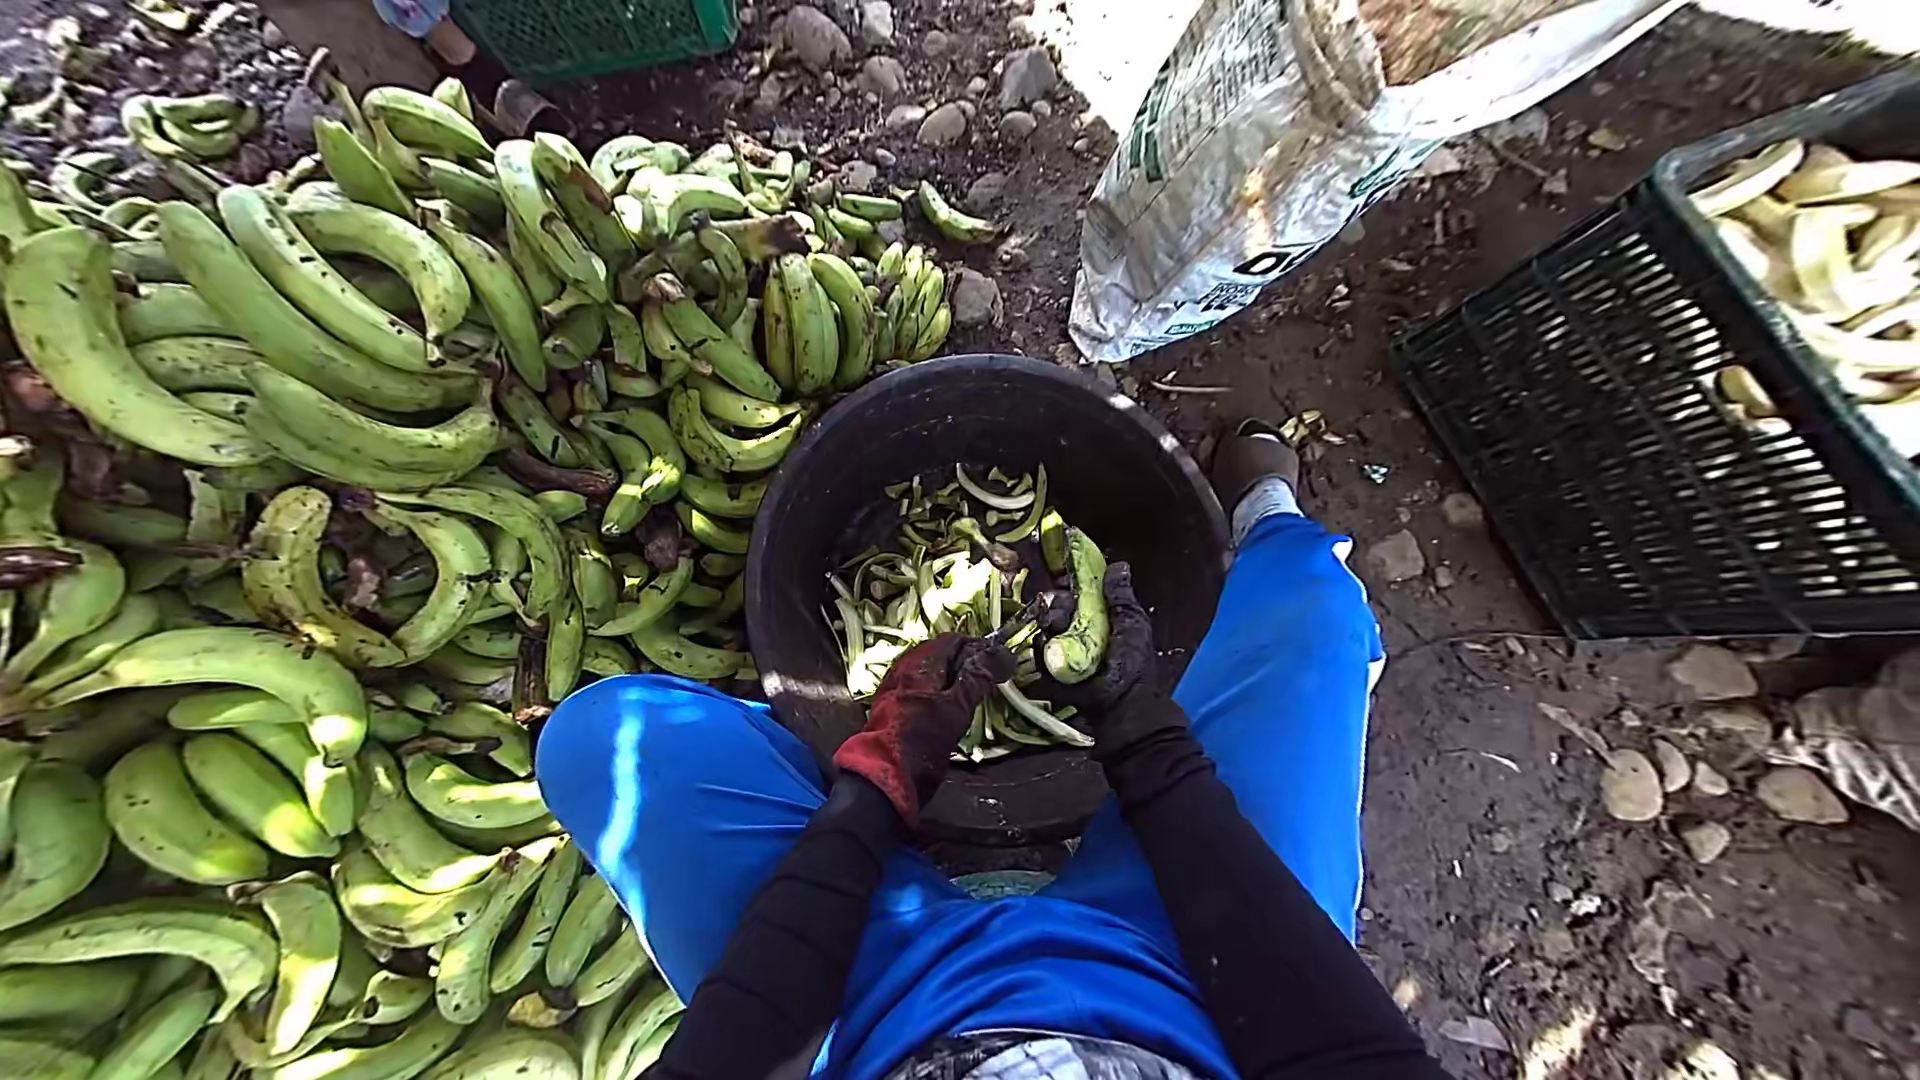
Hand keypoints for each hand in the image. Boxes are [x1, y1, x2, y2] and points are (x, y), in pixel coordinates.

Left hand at [833, 633, 1014, 823]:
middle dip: (965, 664)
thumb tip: (999, 655)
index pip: (954, 640)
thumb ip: (977, 679)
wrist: (884, 778)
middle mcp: (903, 669)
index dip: (978, 647)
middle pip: (941, 654)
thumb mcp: (957, 708)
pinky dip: (937, 693)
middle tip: (986, 680)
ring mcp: (895, 688)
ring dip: (951, 680)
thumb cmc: (922, 741)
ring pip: (930, 673)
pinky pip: (920, 690)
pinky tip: (948, 711)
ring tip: (971, 696)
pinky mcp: (892, 708)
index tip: (996, 663)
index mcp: (919, 663)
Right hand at [1033, 561, 1155, 712]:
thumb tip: (1118, 566)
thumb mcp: (1133, 625)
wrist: (1123, 708)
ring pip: (1042, 628)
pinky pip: (1036, 653)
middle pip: (1054, 609)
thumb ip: (1121, 597)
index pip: (1074, 595)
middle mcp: (1075, 632)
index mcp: (1095, 618)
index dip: (1068, 589)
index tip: (1065, 585)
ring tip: (1057, 634)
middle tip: (1061, 616)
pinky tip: (1048, 648)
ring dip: (1048, 627)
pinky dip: (1040, 649)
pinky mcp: (1047, 670)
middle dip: (1057, 608)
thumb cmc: (1133, 666)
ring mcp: (1060, 651)